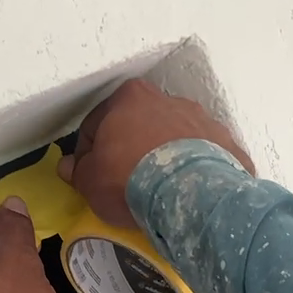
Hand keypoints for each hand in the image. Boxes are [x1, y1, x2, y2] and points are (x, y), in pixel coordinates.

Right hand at [59, 79, 253, 228]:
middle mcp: (166, 98)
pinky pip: (200, 157)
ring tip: (156, 191)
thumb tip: (67, 166)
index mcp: (127, 98)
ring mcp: (200, 118)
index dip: (86, 154)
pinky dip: (190, 171)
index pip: (95, 124)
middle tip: (122, 184)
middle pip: (137, 127)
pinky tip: (183, 193)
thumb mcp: (90, 181)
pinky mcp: (224, 143)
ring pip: (171, 139)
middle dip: (127, 151)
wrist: (190, 194)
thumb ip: (77, 171)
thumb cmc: (129, 180)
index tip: (87, 177)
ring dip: (161, 159)